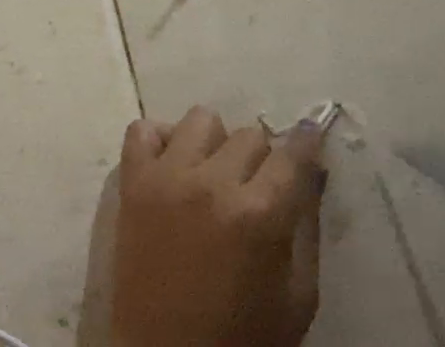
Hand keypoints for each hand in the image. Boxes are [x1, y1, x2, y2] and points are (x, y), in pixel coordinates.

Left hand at [111, 106, 325, 346]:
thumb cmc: (243, 336)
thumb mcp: (298, 294)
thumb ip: (307, 226)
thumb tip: (313, 171)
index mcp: (259, 214)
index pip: (293, 153)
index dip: (306, 142)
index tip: (309, 137)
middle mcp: (212, 184)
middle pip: (249, 135)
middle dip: (261, 159)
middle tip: (255, 187)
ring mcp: (167, 178)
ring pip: (201, 120)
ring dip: (214, 143)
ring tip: (211, 175)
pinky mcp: (132, 183)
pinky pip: (142, 130)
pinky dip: (160, 140)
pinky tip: (172, 167)